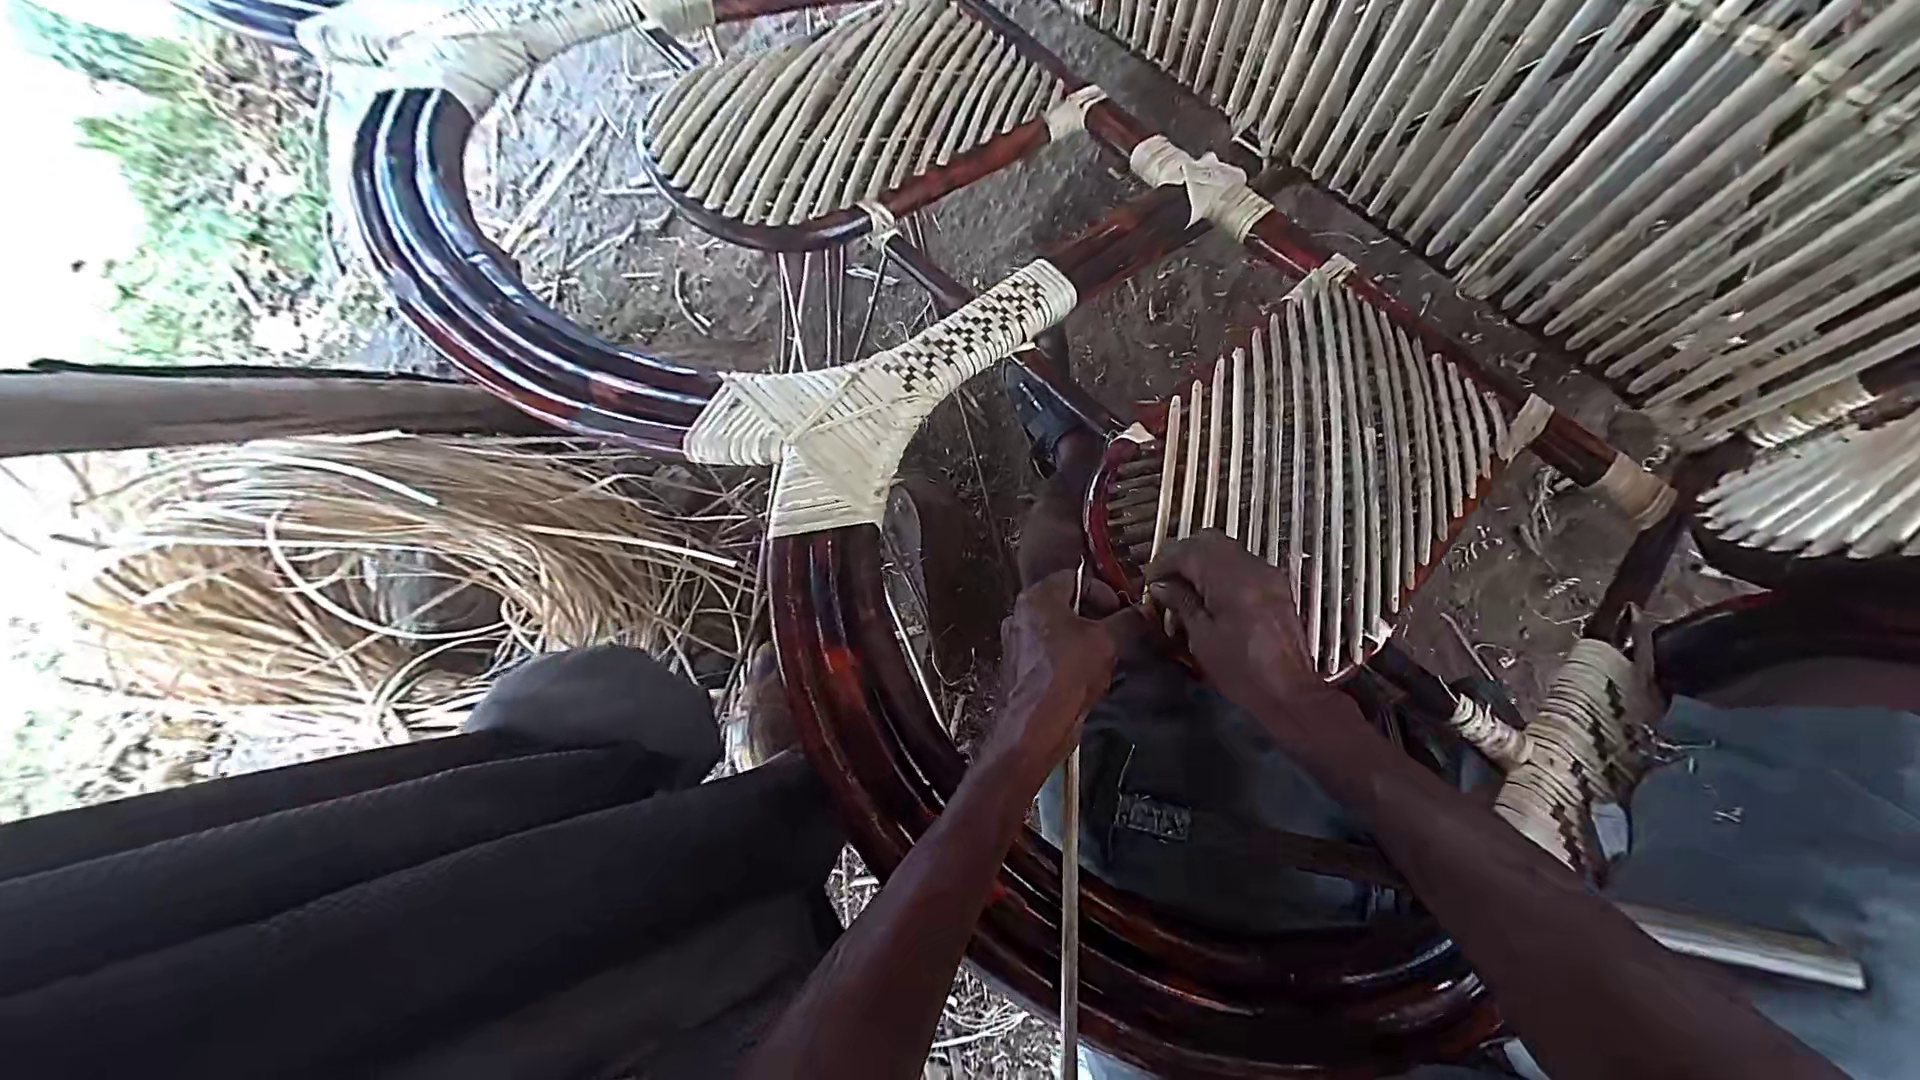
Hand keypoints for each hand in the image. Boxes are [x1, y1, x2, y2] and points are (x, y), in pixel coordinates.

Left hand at [982, 568, 1134, 783]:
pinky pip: (1055, 653)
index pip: (1074, 577)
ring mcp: (1021, 642)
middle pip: (1068, 603)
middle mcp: (1023, 615)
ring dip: (1089, 640)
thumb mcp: (1106, 641)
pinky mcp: (1025, 668)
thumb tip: (1145, 610)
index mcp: (1037, 598)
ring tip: (1110, 656)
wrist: (1036, 725)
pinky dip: (1074, 658)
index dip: (1103, 590)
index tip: (1123, 609)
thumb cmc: (1067, 674)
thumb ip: (1128, 620)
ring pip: (1063, 630)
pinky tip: (1092, 676)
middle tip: (1121, 632)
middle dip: (1098, 616)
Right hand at [1145, 531, 1349, 740]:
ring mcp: (1267, 576)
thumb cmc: (1245, 673)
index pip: (1188, 552)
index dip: (1163, 562)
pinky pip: (1239, 563)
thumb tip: (1163, 586)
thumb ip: (1181, 603)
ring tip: (1181, 588)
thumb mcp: (1202, 638)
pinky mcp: (1274, 586)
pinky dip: (1218, 570)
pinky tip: (1206, 594)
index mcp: (1232, 582)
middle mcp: (1253, 571)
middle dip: (1180, 555)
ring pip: (1224, 548)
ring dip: (1199, 561)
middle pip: (1207, 541)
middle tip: (1162, 579)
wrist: (1288, 694)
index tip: (1151, 579)